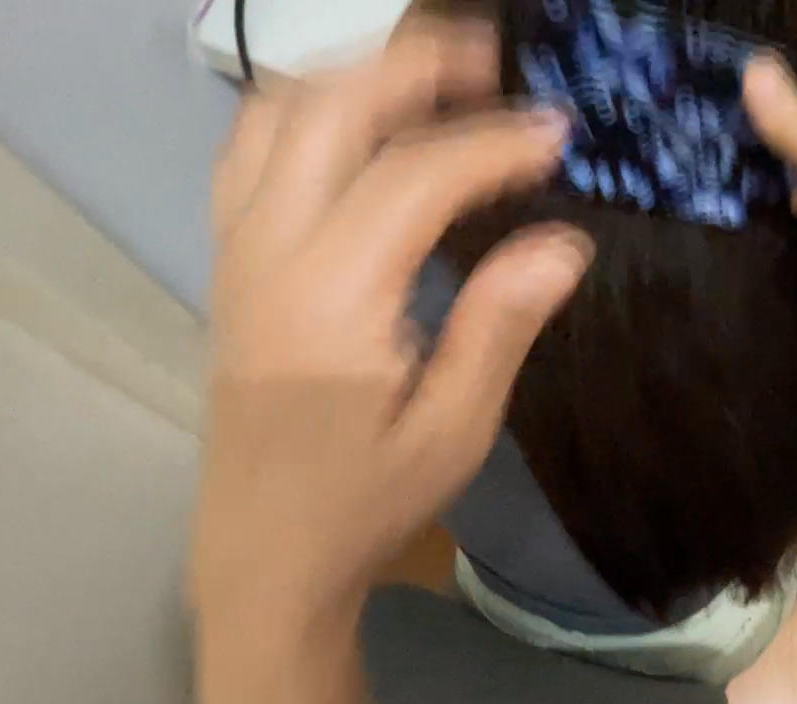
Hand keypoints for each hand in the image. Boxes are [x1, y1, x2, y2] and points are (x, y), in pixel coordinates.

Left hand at [193, 24, 590, 628]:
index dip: (491, 145)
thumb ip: (499, 327)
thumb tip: (563, 246)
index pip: (413, 179)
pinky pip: (256, 152)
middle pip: (326, 109)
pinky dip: (312, 112)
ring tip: (434, 77)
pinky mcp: (234, 266)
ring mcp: (237, 251)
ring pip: (276, 115)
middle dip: (412, 66)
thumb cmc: (367, 500)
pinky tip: (362, 128)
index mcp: (332, 296)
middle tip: (493, 61)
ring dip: (356, 75)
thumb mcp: (453, 430)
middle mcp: (269, 250)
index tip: (557, 132)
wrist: (267, 549)